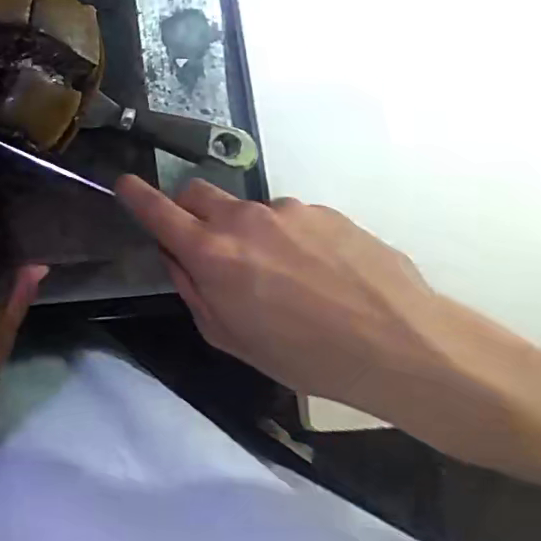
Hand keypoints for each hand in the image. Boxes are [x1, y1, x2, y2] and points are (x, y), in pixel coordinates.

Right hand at [116, 175, 454, 412]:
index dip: (133, 194)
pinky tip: (325, 274)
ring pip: (248, 209)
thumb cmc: (308, 356)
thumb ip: (191, 290)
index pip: (155, 209)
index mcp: (210, 252)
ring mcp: (288, 212)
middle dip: (191, 211)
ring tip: (290, 274)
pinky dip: (294, 238)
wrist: (415, 353)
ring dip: (251, 231)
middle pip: (195, 193)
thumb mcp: (229, 337)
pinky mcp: (328, 214)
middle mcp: (242, 221)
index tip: (124, 184)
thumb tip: (176, 258)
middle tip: (212, 245)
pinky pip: (293, 218)